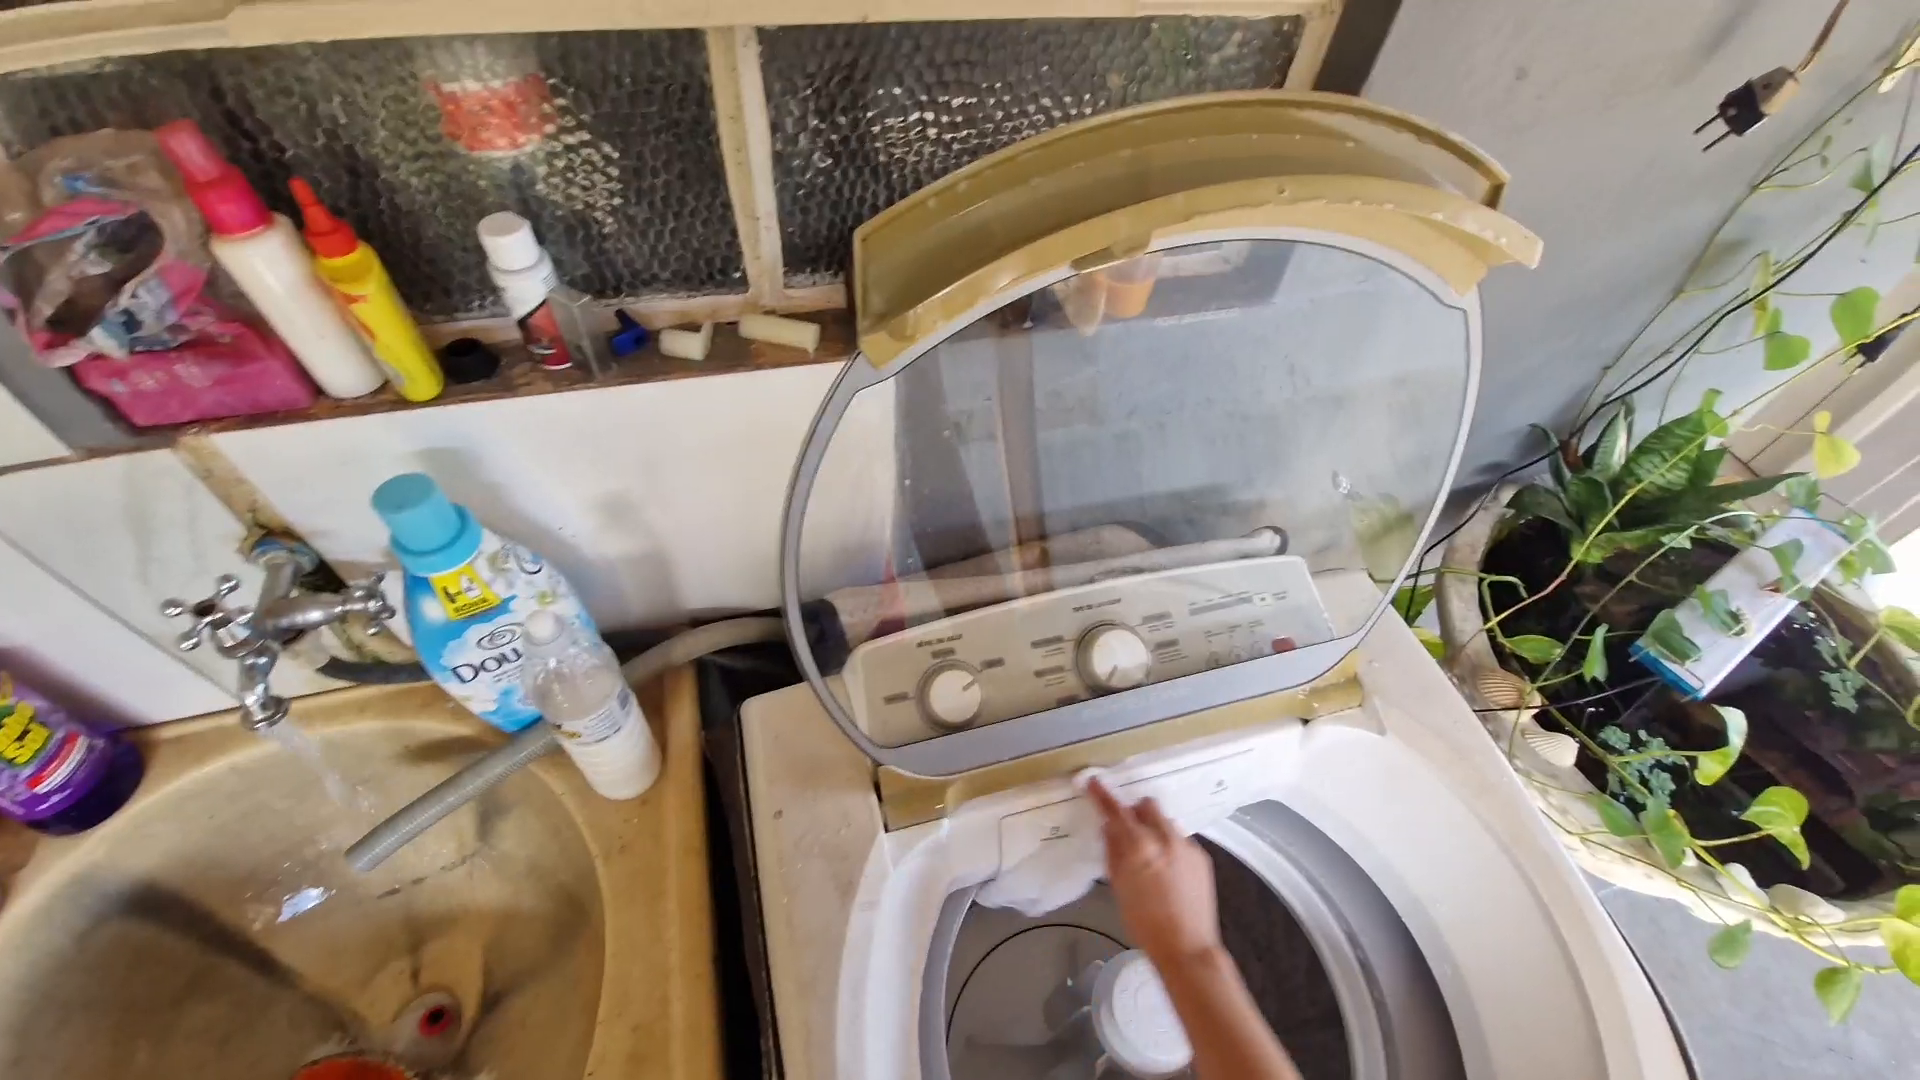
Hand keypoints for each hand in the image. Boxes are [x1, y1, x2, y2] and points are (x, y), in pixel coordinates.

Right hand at [1087, 776, 1222, 967]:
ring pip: (1165, 821)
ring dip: (1154, 828)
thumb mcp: (1119, 886)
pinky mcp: (1202, 857)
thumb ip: (1113, 851)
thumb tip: (1108, 827)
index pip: (1116, 810)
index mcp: (1139, 845)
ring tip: (1151, 856)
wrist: (1188, 948)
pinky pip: (1180, 839)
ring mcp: (1186, 845)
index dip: (1102, 794)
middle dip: (1135, 811)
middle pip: (1147, 805)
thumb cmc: (1144, 922)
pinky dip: (1170, 846)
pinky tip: (1169, 871)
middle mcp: (1164, 837)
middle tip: (1129, 830)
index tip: (1094, 781)